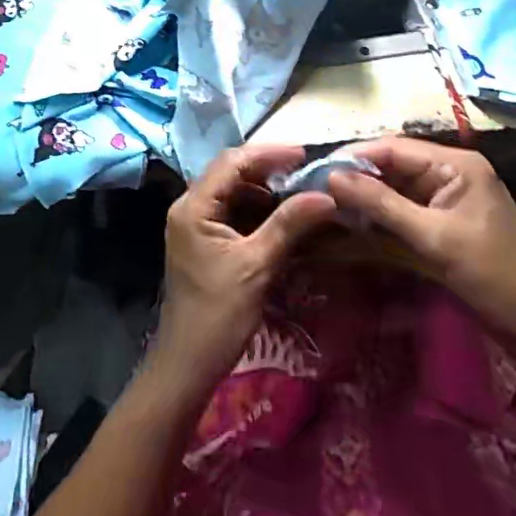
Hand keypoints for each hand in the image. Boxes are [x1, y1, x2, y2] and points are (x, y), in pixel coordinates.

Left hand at [149, 143, 336, 391]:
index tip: (305, 155)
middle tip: (308, 172)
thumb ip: (288, 225)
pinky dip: (257, 209)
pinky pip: (232, 211)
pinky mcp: (204, 240)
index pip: (231, 162)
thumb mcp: (257, 266)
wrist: (189, 362)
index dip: (268, 153)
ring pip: (232, 191)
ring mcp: (195, 224)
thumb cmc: (219, 314)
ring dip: (265, 189)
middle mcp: (189, 207)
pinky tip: (284, 215)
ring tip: (301, 191)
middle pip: (230, 172)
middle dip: (269, 169)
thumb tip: (326, 196)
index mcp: (193, 206)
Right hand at [327, 137, 515, 405]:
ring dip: (361, 201)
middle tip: (311, 194)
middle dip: (353, 179)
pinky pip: (400, 214)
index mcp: (456, 165)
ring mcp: (444, 202)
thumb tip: (331, 176)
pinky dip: (376, 220)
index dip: (352, 157)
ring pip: (391, 191)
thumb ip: (382, 205)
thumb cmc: (497, 277)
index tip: (312, 172)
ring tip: (321, 209)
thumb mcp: (435, 239)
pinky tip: (348, 227)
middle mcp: (448, 175)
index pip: (392, 148)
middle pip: (390, 167)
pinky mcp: (440, 227)